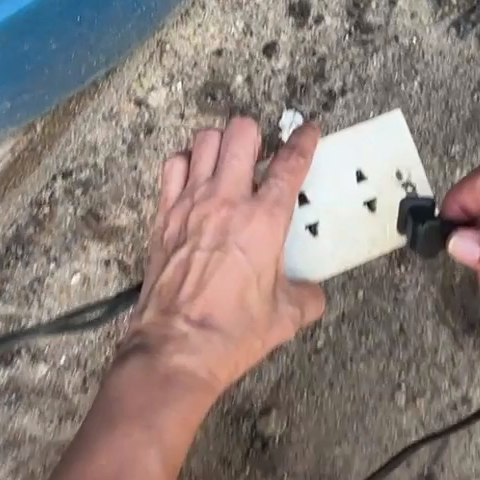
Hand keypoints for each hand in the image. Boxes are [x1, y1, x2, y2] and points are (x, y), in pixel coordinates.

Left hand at [119, 116, 326, 396]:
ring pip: (206, 139)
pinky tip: (193, 176)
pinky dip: (185, 162)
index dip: (303, 141)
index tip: (308, 131)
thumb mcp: (285, 317)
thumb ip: (307, 296)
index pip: (290, 163)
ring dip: (220, 143)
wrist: (176, 348)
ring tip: (227, 160)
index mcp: (264, 220)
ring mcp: (192, 202)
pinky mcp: (165, 213)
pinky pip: (173, 165)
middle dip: (256, 134)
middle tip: (259, 153)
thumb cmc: (231, 333)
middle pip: (242, 132)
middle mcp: (228, 200)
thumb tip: (313, 293)